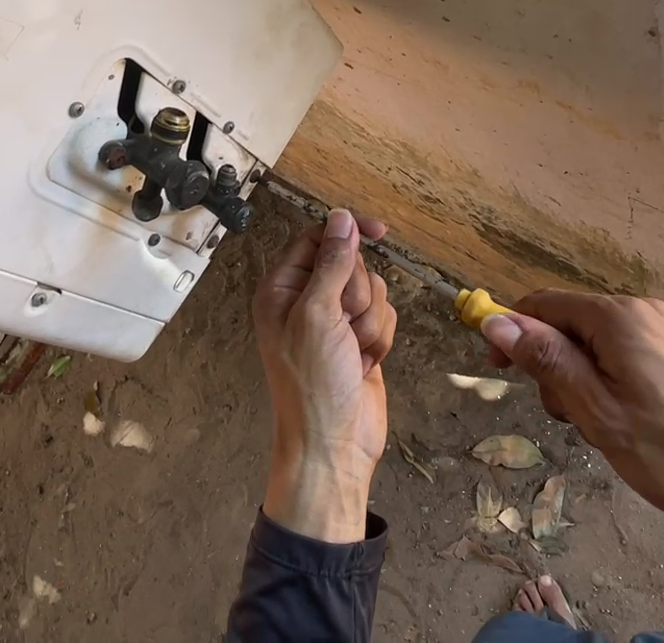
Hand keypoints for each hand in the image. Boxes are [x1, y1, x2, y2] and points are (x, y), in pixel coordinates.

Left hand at [251, 208, 395, 541]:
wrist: (334, 446)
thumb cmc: (314, 383)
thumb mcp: (317, 315)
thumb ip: (331, 263)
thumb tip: (340, 217)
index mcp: (281, 287)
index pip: (315, 238)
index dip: (346, 231)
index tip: (380, 231)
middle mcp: (305, 299)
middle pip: (350, 264)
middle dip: (357, 294)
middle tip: (344, 326)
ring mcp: (334, 321)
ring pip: (372, 290)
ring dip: (370, 321)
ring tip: (353, 352)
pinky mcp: (358, 339)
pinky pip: (382, 316)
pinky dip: (379, 338)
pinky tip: (364, 363)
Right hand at [482, 292, 663, 635]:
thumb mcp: (598, 413)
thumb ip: (545, 360)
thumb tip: (494, 321)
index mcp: (618, 317)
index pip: (542, 305)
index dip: (511, 333)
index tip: (497, 372)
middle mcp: (641, 310)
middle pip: (567, 323)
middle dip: (553, 366)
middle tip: (571, 418)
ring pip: (593, 342)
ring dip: (580, 380)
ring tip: (603, 428)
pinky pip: (621, 353)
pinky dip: (608, 382)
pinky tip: (627, 421)